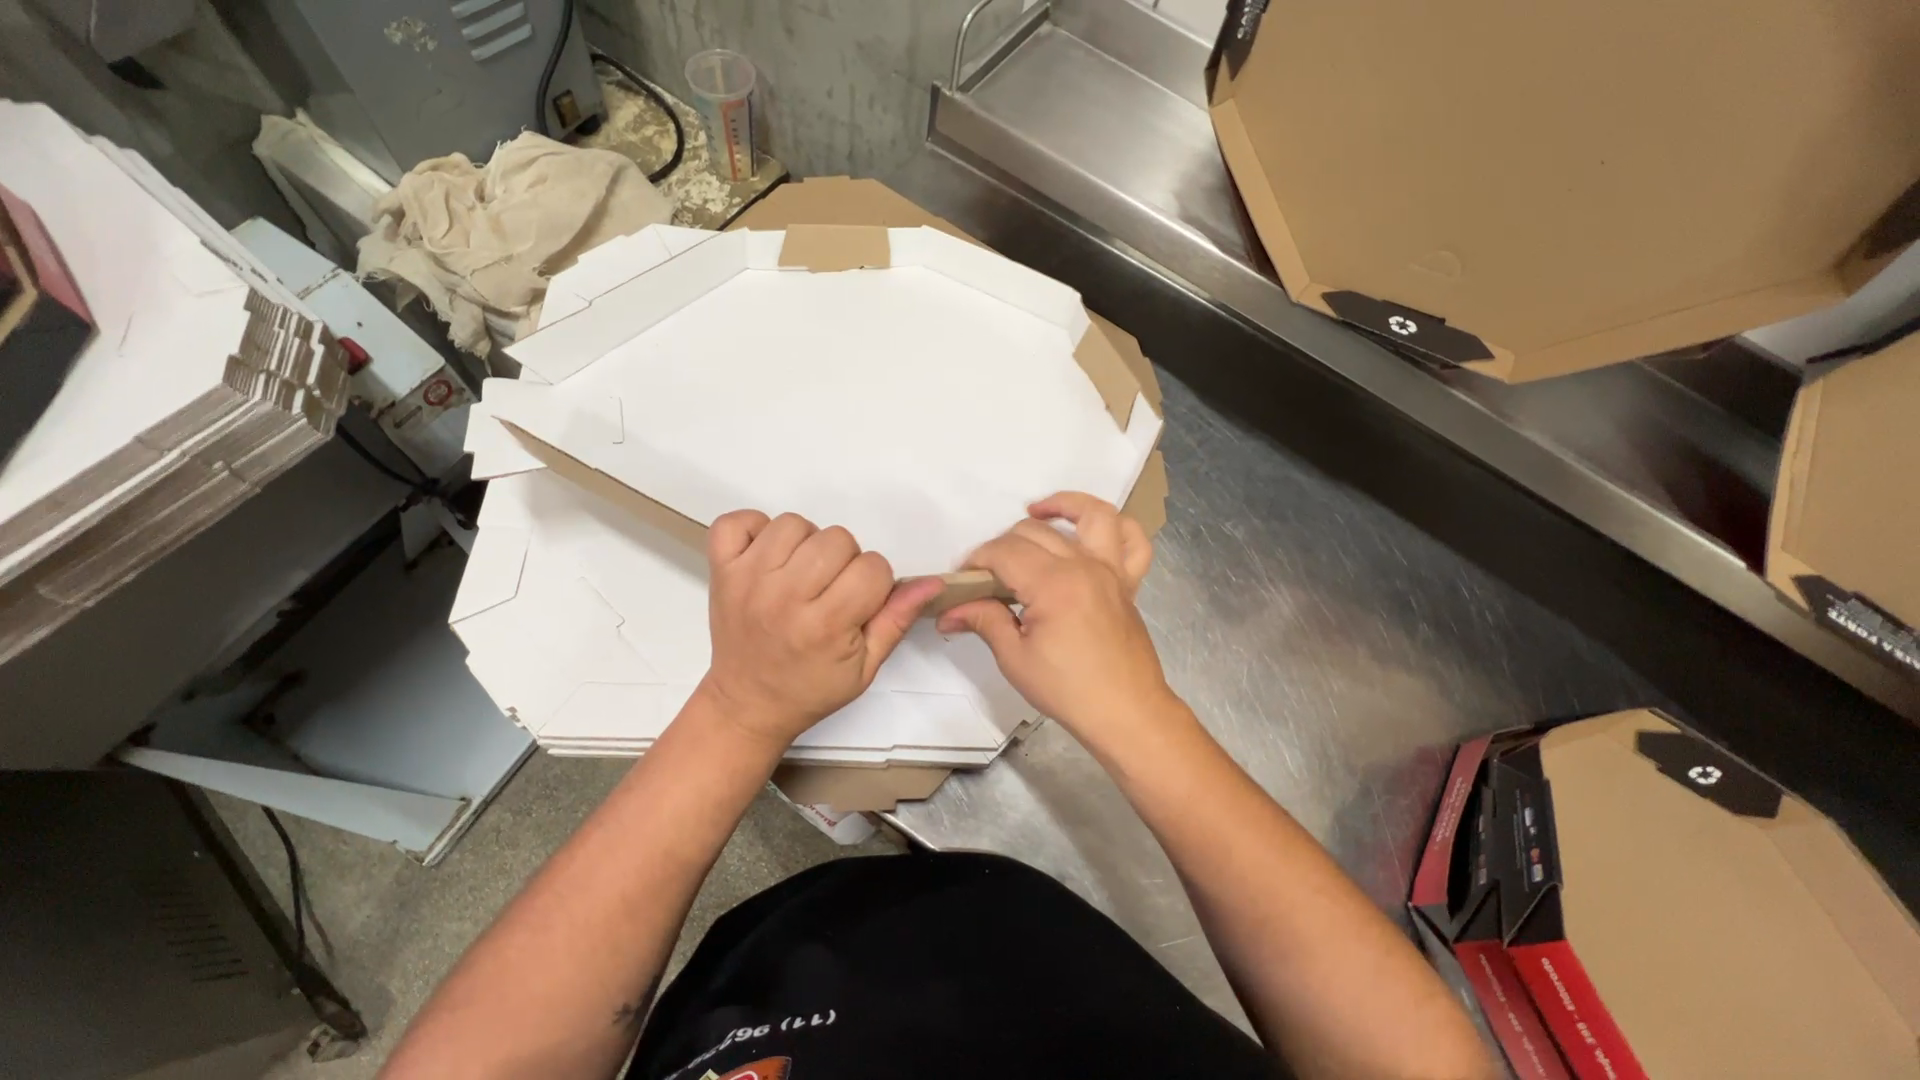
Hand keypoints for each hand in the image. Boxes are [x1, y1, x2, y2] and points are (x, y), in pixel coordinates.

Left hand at [701, 511, 942, 746]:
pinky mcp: (723, 571)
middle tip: (832, 589)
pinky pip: (736, 521)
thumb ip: (896, 620)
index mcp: (824, 625)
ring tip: (802, 573)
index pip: (872, 568)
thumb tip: (931, 583)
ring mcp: (748, 580)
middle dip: (845, 561)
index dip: (875, 582)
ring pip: (793, 524)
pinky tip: (769, 554)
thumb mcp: (865, 667)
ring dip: (806, 543)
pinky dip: (754, 528)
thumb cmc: (810, 689)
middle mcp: (784, 597)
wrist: (749, 704)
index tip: (861, 602)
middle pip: (836, 539)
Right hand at [936, 492, 1180, 750]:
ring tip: (1037, 513)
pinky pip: (1134, 542)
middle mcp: (1084, 566)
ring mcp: (1111, 571)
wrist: (1126, 712)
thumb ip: (984, 621)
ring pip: (1093, 516)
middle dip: (1002, 546)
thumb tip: (949, 611)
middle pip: (1035, 533)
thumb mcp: (1015, 658)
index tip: (963, 580)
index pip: (1004, 552)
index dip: (977, 560)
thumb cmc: (1068, 690)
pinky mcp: (1128, 582)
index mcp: (1053, 585)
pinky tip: (1090, 531)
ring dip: (1064, 506)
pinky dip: (1117, 526)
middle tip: (986, 576)